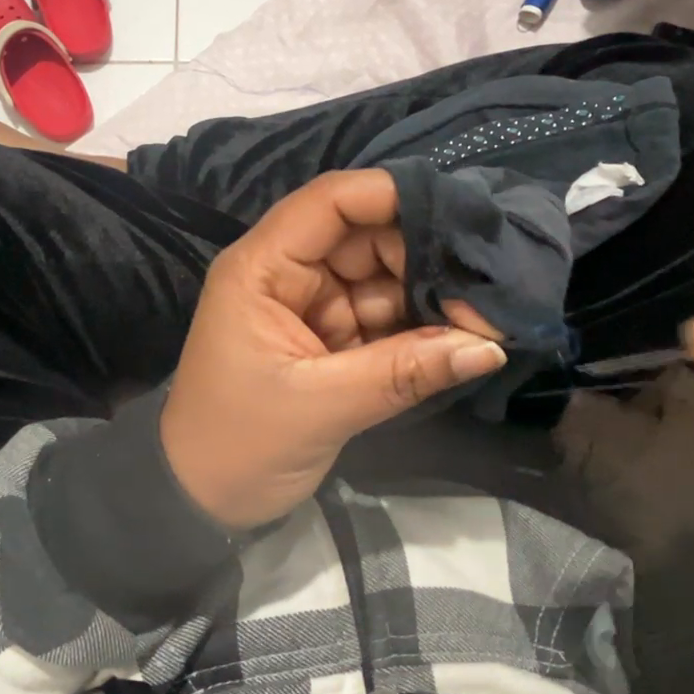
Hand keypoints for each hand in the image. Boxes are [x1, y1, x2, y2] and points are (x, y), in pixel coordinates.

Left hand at [160, 169, 507, 529]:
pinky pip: (382, 316)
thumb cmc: (239, 444)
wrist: (202, 498)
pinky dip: (420, 325)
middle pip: (365, 237)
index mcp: (261, 268)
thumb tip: (489, 344)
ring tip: (491, 311)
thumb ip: (403, 371)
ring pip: (381, 277)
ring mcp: (309, 306)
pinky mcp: (328, 339)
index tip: (463, 212)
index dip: (393, 195)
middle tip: (492, 284)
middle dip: (427, 255)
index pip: (329, 203)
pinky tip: (466, 334)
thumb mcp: (319, 406)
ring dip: (431, 293)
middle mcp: (286, 274)